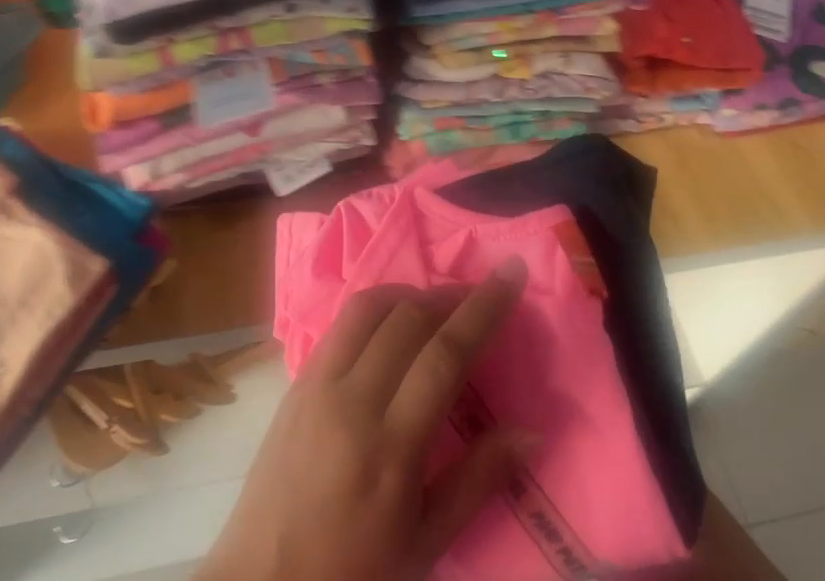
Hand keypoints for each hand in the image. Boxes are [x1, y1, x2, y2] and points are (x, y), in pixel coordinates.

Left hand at [197, 259, 534, 580]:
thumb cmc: (353, 569)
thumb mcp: (425, 541)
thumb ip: (478, 480)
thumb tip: (531, 431)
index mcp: (390, 445)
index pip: (445, 354)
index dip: (483, 308)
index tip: (511, 273)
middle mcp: (350, 401)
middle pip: (407, 320)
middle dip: (451, 295)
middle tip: (480, 295)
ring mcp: (314, 388)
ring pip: (365, 310)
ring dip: (408, 294)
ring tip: (437, 304)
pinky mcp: (292, 387)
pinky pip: (337, 328)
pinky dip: (372, 312)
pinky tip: (390, 327)